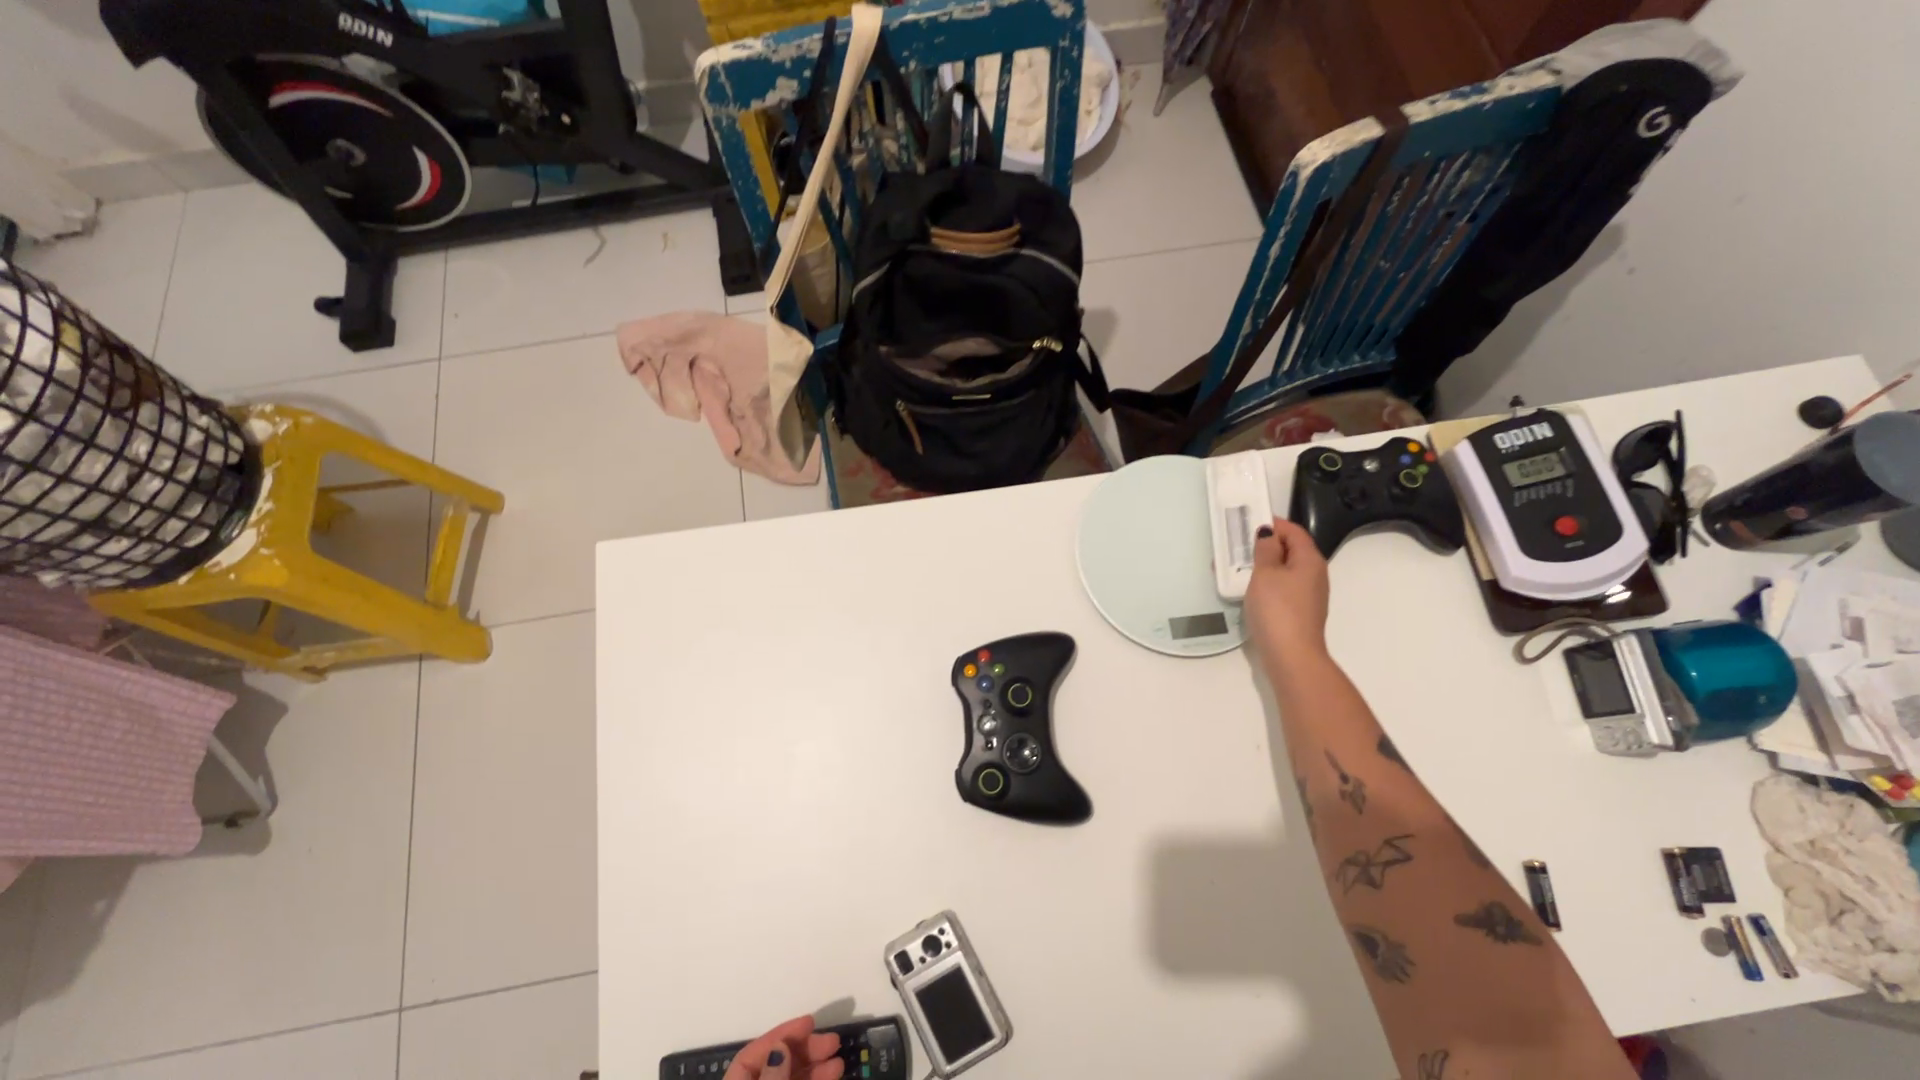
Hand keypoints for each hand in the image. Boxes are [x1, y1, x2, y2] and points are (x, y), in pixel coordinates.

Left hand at [722, 1016, 845, 1079]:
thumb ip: (771, 1079)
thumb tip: (781, 1046)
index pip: (751, 1056)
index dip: (780, 1036)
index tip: (809, 1022)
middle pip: (776, 1064)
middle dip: (805, 1050)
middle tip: (832, 1041)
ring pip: (792, 1078)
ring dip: (816, 1066)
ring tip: (839, 1060)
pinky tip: (834, 1073)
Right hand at [1244, 517, 1330, 662]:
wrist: (1291, 656)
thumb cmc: (1277, 610)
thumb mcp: (1265, 574)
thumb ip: (1265, 550)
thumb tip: (1268, 533)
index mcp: (1310, 560)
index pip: (1294, 531)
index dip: (1273, 523)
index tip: (1248, 522)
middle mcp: (1314, 574)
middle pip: (1290, 550)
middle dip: (1265, 545)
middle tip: (1237, 546)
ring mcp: (1309, 595)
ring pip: (1285, 570)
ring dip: (1263, 566)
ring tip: (1237, 568)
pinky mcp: (1300, 611)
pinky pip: (1283, 588)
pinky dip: (1266, 583)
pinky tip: (1248, 591)